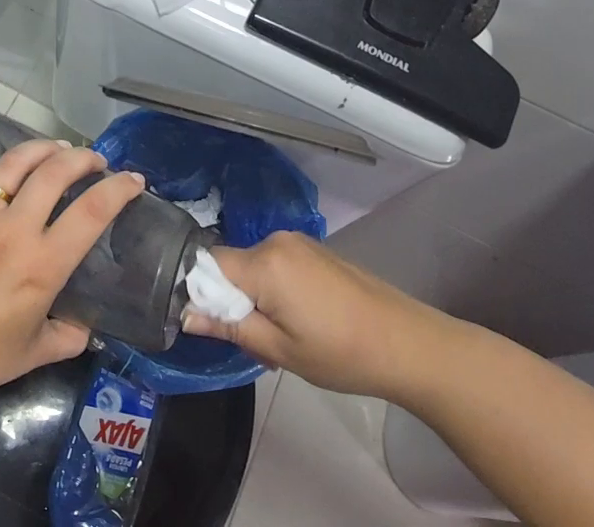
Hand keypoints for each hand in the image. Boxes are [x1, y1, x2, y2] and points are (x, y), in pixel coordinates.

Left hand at [0, 127, 146, 410]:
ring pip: (11, 165)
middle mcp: (12, 230)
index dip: (120, 189)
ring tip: (56, 148)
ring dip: (40, 149)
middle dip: (82, 159)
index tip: (134, 180)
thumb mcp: (37, 352)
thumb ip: (70, 335)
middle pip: (54, 173)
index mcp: (42, 264)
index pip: (93, 211)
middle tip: (94, 161)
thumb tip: (87, 326)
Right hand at [182, 232, 465, 400]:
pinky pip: (276, 266)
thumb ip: (228, 326)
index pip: (206, 265)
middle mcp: (277, 241)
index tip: (208, 324)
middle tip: (254, 344)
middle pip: (230, 266)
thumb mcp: (278, 350)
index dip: (199, 292)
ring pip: (253, 268)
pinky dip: (275, 290)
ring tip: (281, 339)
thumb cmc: (341, 352)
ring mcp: (299, 243)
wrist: (409, 344)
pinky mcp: (316, 251)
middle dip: (231, 301)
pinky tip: (300, 322)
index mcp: (264, 263)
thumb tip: (185, 314)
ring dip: (255, 298)